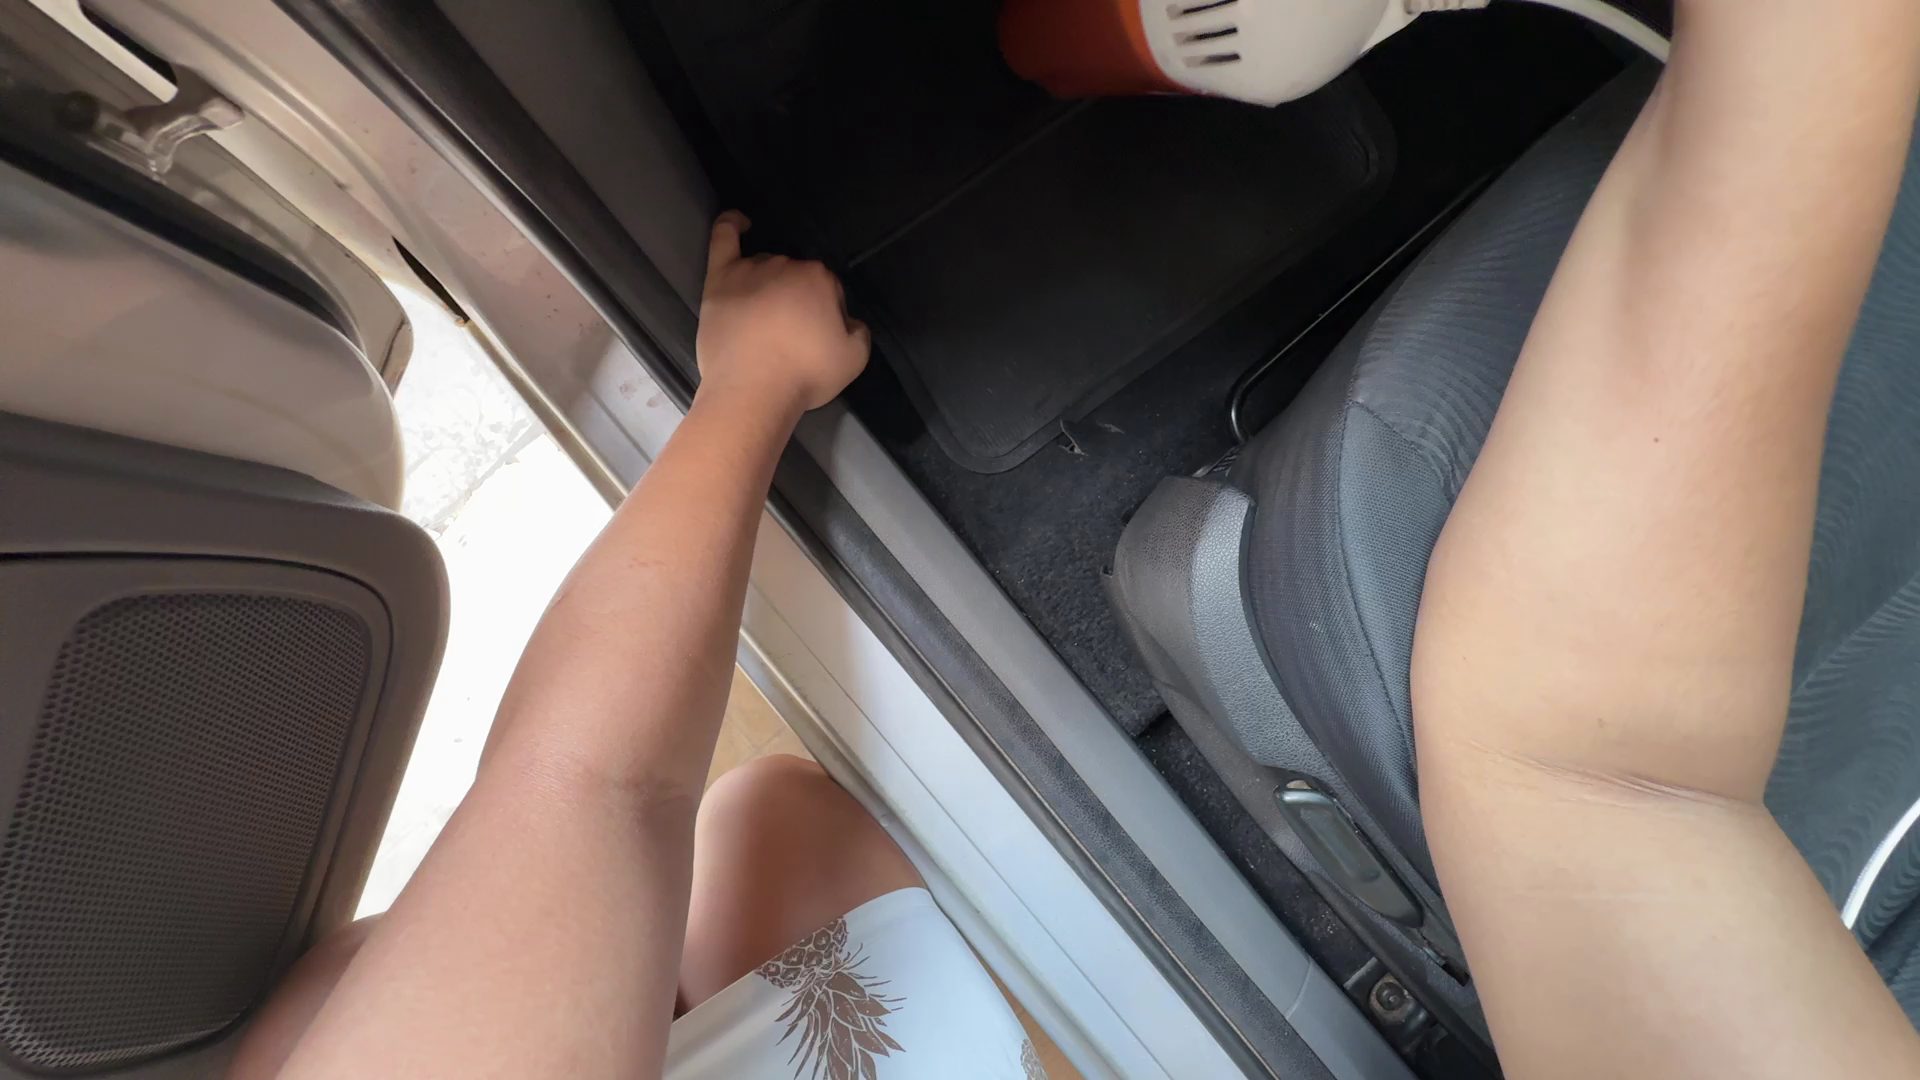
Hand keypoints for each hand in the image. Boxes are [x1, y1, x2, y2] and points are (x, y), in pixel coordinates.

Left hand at [695, 211, 869, 417]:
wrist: (754, 390)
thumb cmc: (806, 375)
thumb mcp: (855, 360)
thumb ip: (859, 332)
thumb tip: (850, 321)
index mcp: (822, 280)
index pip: (830, 290)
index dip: (827, 315)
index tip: (819, 339)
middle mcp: (788, 265)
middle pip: (798, 277)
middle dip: (800, 301)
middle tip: (794, 336)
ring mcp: (751, 269)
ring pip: (767, 266)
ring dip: (772, 285)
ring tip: (768, 318)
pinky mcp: (720, 278)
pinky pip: (724, 238)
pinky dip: (731, 225)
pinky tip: (739, 223)